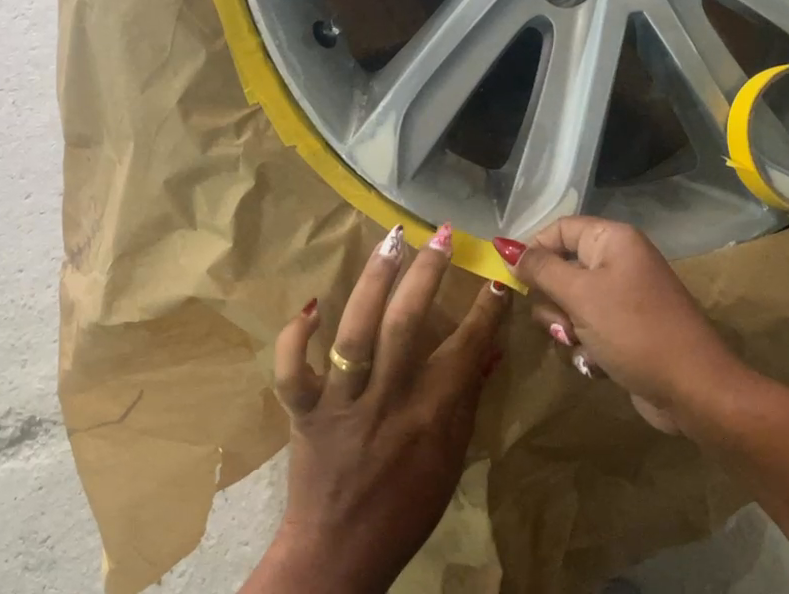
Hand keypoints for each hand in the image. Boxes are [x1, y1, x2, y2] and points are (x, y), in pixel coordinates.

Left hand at [250, 224, 508, 593]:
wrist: (340, 554)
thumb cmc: (405, 508)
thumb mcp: (451, 461)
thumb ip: (466, 402)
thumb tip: (487, 350)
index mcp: (431, 416)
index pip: (466, 349)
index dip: (485, 309)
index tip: (496, 275)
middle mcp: (388, 401)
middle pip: (407, 325)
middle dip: (427, 274)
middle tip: (440, 235)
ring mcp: (342, 405)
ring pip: (356, 333)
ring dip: (374, 282)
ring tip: (392, 242)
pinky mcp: (303, 414)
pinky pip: (292, 373)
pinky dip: (296, 339)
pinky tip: (311, 305)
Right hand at [499, 217, 743, 434]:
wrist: (693, 389)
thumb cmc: (633, 331)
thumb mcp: (579, 295)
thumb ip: (540, 269)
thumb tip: (505, 246)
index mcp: (614, 240)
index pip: (559, 229)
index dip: (533, 250)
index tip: (514, 281)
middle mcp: (620, 261)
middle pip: (561, 268)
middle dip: (553, 300)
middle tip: (562, 323)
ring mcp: (625, 297)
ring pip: (570, 304)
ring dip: (567, 328)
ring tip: (581, 346)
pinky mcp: (627, 330)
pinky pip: (589, 328)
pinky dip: (586, 346)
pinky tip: (597, 364)